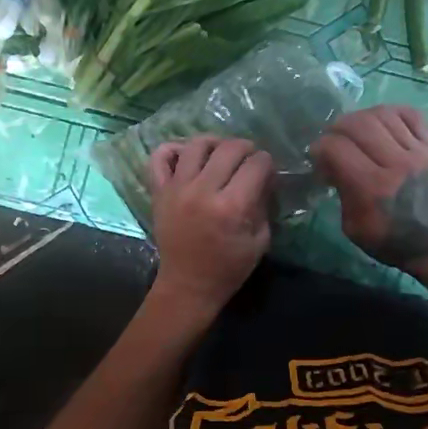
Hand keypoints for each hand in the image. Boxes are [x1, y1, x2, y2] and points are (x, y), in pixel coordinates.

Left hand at [148, 137, 274, 309]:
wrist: (188, 285)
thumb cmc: (229, 267)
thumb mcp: (260, 239)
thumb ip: (263, 204)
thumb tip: (265, 176)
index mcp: (232, 206)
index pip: (257, 164)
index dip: (267, 163)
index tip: (267, 171)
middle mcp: (203, 191)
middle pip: (230, 148)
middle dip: (247, 149)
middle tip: (249, 159)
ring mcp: (177, 188)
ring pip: (198, 145)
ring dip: (216, 143)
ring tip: (222, 154)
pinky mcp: (159, 191)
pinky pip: (160, 157)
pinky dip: (175, 149)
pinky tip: (189, 156)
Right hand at [312, 105, 427, 270]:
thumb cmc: (388, 240)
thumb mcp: (352, 226)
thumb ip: (340, 190)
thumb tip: (330, 162)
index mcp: (372, 188)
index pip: (337, 147)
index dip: (320, 147)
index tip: (318, 157)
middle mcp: (396, 164)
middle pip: (359, 123)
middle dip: (337, 128)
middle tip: (334, 141)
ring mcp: (418, 152)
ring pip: (383, 114)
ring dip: (362, 118)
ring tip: (356, 132)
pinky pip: (411, 115)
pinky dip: (393, 113)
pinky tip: (382, 124)